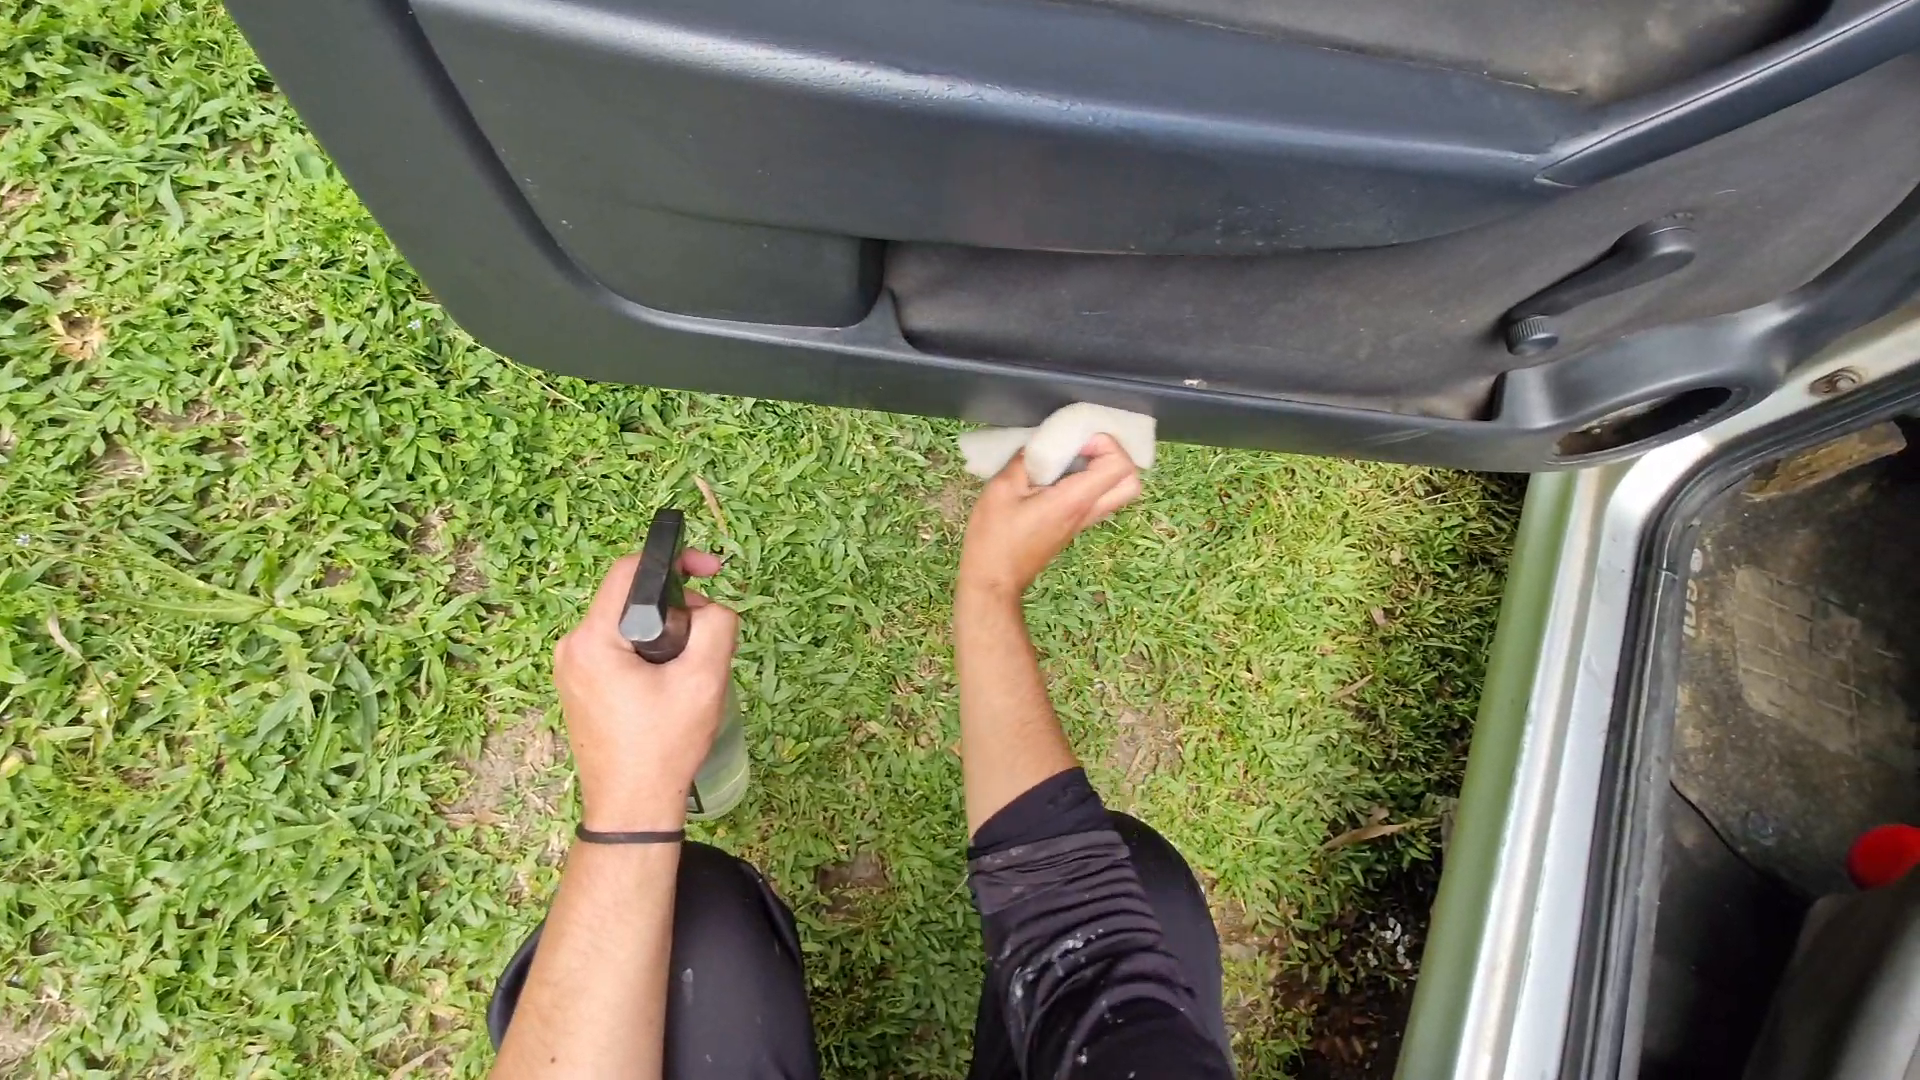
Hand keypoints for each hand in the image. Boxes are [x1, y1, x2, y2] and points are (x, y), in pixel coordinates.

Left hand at [551, 550, 739, 830]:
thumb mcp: (704, 678)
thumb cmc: (665, 743)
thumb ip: (717, 625)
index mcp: (593, 640)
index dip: (674, 560)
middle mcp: (572, 648)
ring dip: (669, 632)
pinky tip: (675, 680)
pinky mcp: (582, 688)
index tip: (712, 569)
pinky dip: (653, 652)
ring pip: (629, 626)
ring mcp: (573, 671)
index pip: (629, 571)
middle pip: (631, 599)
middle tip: (710, 633)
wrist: (632, 807)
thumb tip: (711, 609)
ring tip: (696, 664)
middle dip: (678, 605)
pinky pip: (621, 650)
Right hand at [958, 433, 1141, 602]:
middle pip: (1131, 483)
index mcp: (1074, 501)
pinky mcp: (1071, 527)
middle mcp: (1087, 512)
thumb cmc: (994, 537)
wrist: (993, 579)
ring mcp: (1081, 522)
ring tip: (1071, 456)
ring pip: (1115, 492)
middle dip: (1116, 456)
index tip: (1078, 440)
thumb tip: (1038, 443)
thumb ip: (1024, 461)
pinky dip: (1087, 480)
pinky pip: (1095, 499)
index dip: (1106, 444)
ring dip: (1102, 468)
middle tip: (1085, 446)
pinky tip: (1056, 473)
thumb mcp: (1002, 490)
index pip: (1119, 467)